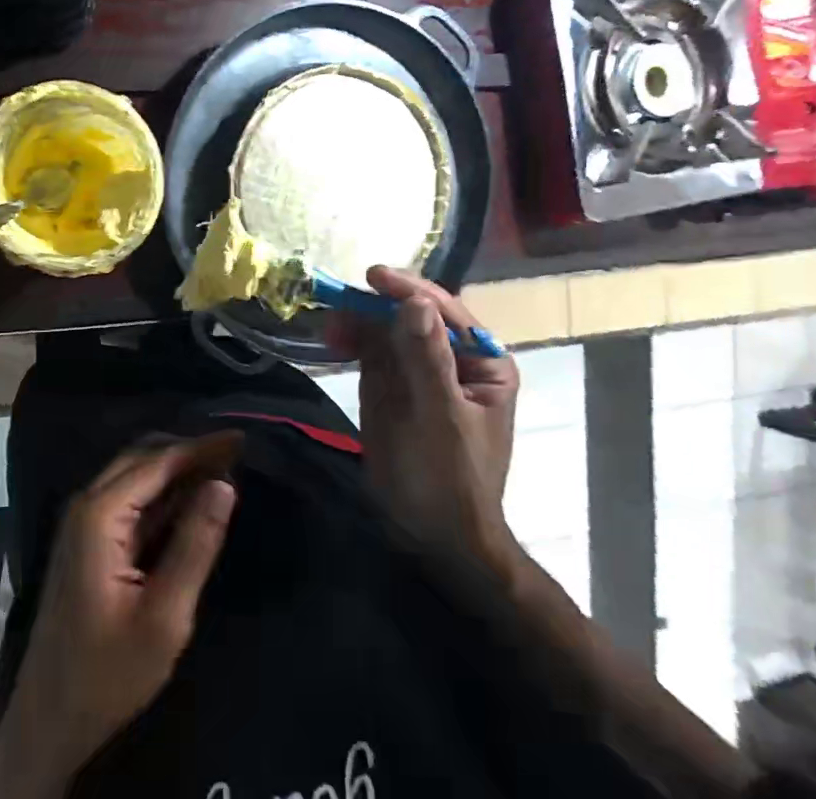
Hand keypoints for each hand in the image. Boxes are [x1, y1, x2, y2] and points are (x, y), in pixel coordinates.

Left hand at [0, 443, 236, 790]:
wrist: (50, 724)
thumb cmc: (108, 674)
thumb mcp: (165, 615)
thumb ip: (195, 544)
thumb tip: (225, 484)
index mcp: (99, 518)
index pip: (158, 461)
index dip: (203, 446)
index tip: (245, 437)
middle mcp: (86, 509)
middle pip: (143, 458)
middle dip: (192, 449)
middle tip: (239, 450)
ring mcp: (85, 527)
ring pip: (137, 476)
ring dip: (180, 467)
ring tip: (227, 465)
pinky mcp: (92, 545)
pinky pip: (134, 502)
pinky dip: (167, 491)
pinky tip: (197, 496)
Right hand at [350, 265, 519, 564]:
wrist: (436, 540)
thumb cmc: (450, 480)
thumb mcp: (440, 418)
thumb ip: (426, 359)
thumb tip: (414, 302)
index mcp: (484, 363)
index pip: (445, 313)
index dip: (409, 291)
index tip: (373, 275)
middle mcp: (455, 362)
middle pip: (414, 320)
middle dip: (378, 309)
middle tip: (338, 303)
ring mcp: (424, 378)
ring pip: (391, 336)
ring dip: (362, 325)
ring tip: (331, 326)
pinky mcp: (397, 395)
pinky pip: (376, 360)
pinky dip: (356, 347)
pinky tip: (337, 340)